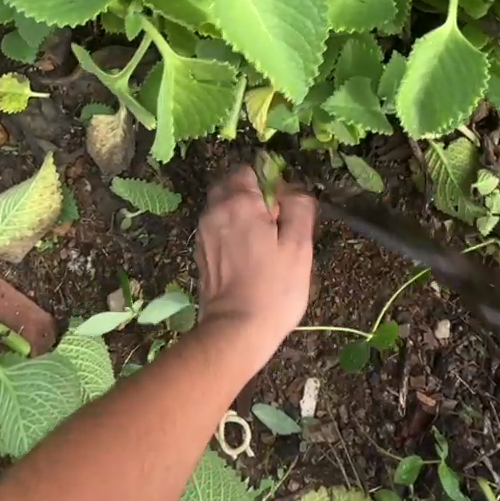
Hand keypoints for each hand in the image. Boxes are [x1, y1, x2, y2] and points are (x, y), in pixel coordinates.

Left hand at [192, 168, 315, 374]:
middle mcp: (215, 209)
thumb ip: (299, 207)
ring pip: (222, 205)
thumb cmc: (273, 289)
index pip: (248, 170)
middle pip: (231, 184)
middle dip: (251, 196)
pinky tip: (246, 257)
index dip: (268, 184)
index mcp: (239, 202)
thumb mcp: (299, 247)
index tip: (281, 210)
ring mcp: (203, 230)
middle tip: (273, 226)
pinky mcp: (200, 250)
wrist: (236, 330)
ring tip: (261, 244)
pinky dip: (230, 230)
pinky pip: (216, 226)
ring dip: (240, 213)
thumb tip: (293, 189)